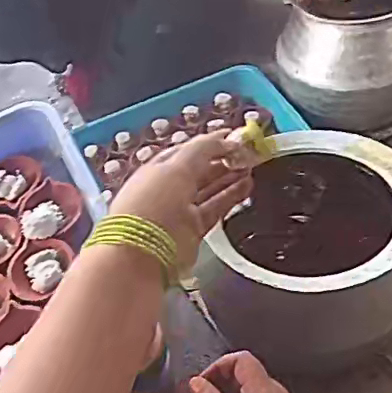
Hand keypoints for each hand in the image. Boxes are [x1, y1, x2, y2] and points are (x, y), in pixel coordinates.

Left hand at [108, 133, 254, 271]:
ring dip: (229, 177)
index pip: (186, 152)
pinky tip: (246, 186)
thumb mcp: (176, 167)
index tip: (233, 138)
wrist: (141, 254)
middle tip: (246, 153)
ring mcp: (180, 212)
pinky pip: (215, 209)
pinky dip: (230, 197)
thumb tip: (225, 138)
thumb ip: (202, 150)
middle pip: (199, 171)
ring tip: (250, 166)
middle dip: (222, 160)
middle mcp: (167, 191)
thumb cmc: (152, 205)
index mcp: (157, 170)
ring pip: (209, 190)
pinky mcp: (192, 231)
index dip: (209, 144)